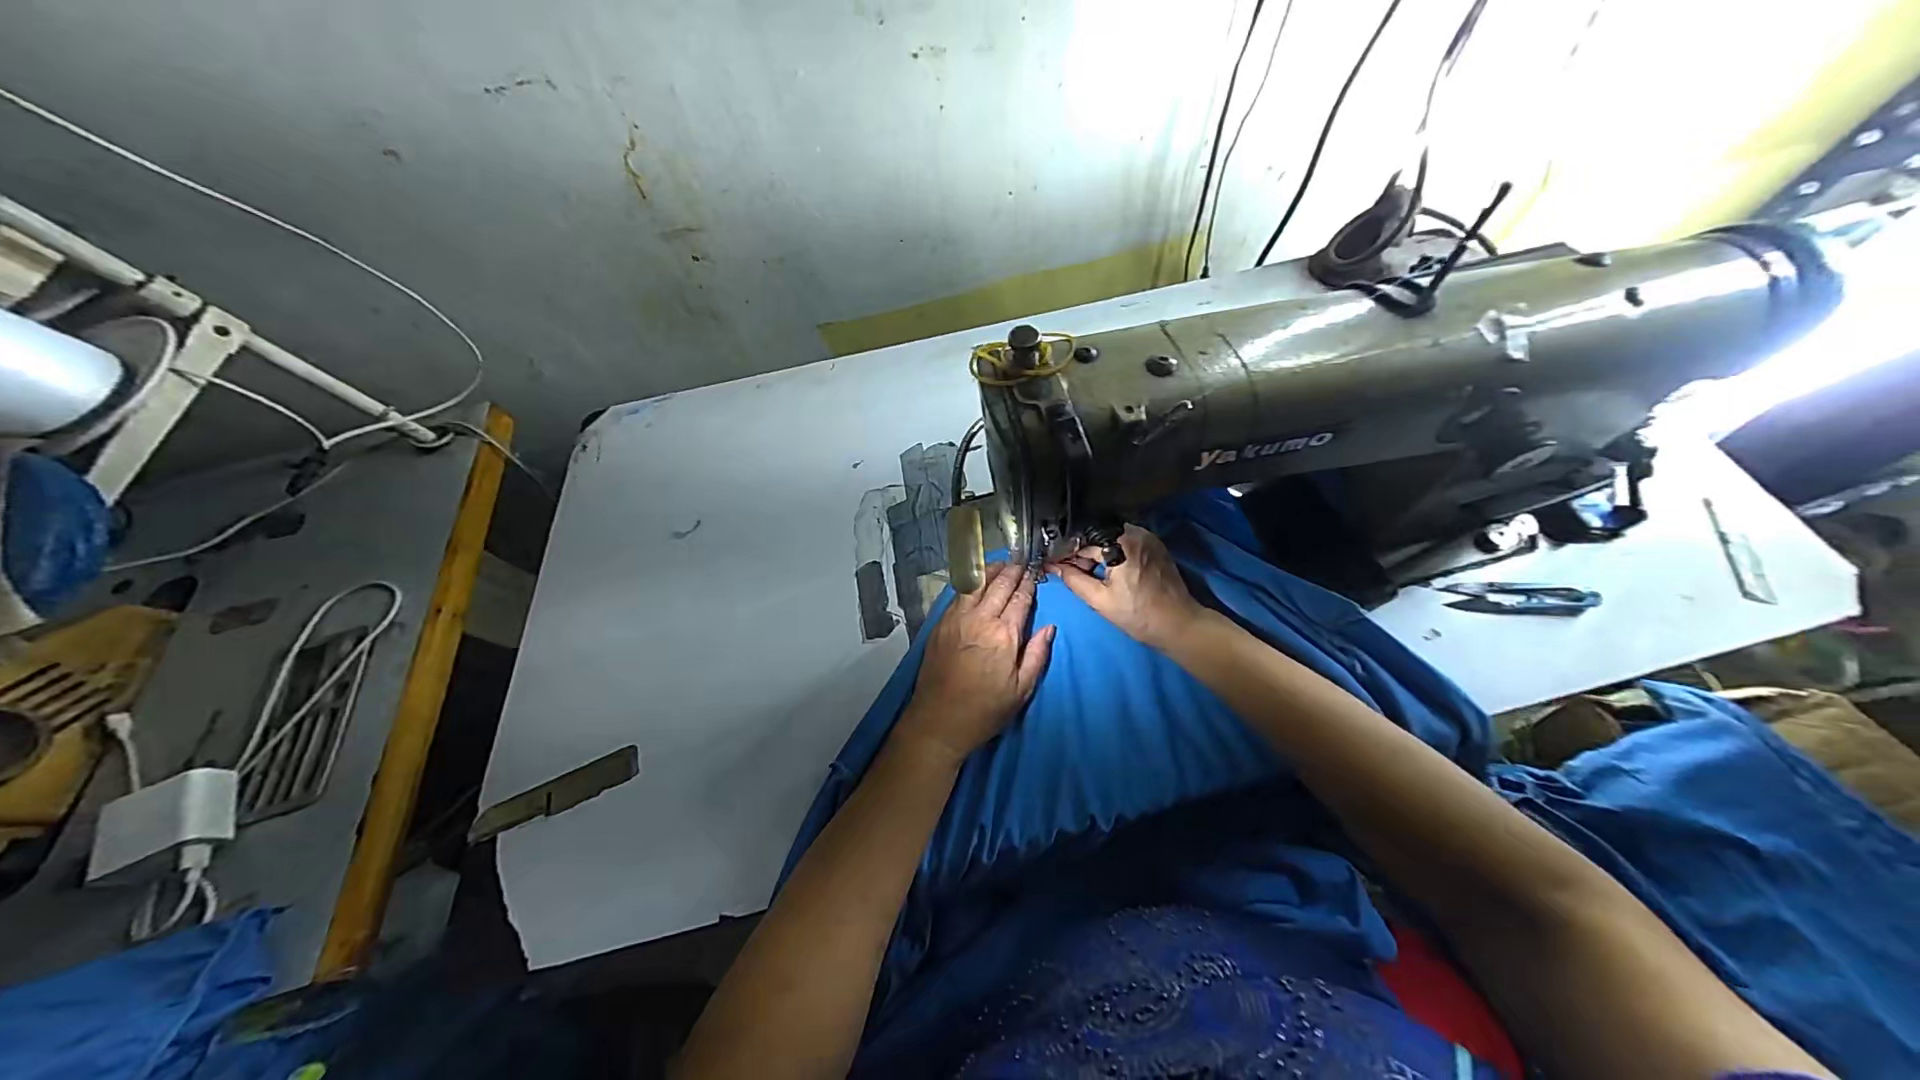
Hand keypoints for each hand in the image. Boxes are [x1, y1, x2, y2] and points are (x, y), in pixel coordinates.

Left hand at [894, 563, 1055, 767]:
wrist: (938, 721)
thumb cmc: (984, 710)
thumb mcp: (1021, 690)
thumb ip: (1037, 655)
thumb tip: (1049, 628)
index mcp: (1004, 635)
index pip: (1020, 599)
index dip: (1029, 583)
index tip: (1034, 572)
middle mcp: (980, 619)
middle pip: (999, 585)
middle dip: (1012, 571)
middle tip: (1020, 562)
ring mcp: (957, 619)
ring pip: (976, 584)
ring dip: (990, 571)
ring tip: (1001, 565)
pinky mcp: (941, 624)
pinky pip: (959, 595)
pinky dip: (972, 583)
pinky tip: (977, 582)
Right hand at [1051, 525, 1207, 650]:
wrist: (1178, 623)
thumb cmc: (1139, 615)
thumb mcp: (1100, 600)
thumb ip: (1073, 579)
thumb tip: (1054, 566)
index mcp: (1120, 544)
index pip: (1081, 540)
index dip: (1065, 552)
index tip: (1054, 564)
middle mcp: (1134, 532)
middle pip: (1095, 534)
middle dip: (1081, 551)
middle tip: (1071, 570)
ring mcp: (1147, 536)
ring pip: (1109, 536)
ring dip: (1096, 551)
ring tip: (1089, 571)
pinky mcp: (1154, 543)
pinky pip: (1124, 540)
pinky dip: (1112, 550)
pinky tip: (1108, 569)